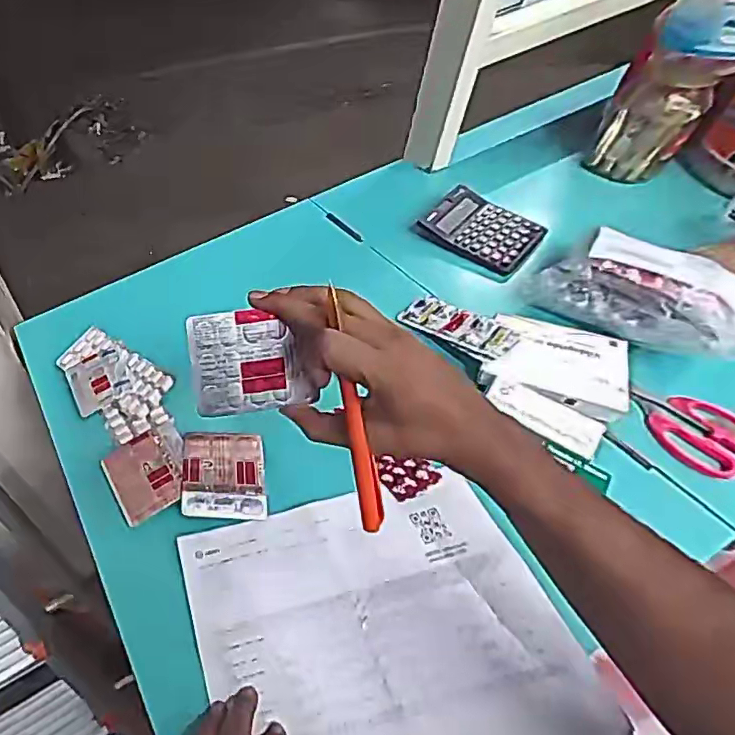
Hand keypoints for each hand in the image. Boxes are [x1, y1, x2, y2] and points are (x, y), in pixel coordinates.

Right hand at [247, 287, 537, 478]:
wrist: (472, 427)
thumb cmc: (426, 435)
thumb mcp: (369, 439)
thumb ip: (322, 426)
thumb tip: (291, 409)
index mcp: (379, 365)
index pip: (327, 338)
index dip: (301, 349)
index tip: (292, 366)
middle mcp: (386, 338)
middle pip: (331, 304)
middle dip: (292, 299)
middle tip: (261, 299)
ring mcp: (394, 331)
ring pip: (345, 299)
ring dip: (311, 295)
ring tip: (282, 299)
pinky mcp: (398, 333)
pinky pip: (358, 308)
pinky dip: (330, 305)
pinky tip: (316, 316)